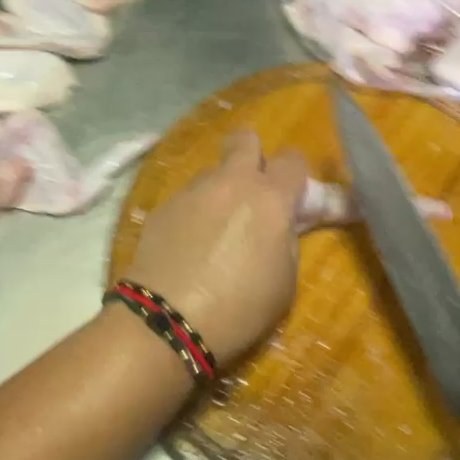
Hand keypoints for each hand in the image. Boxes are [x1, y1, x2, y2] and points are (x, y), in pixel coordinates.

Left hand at [122, 130, 309, 361]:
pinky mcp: (163, 206)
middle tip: (253, 192)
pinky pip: (187, 198)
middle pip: (246, 138)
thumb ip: (287, 239)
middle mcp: (231, 182)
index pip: (293, 159)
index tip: (294, 198)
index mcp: (270, 198)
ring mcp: (193, 190)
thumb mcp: (285, 281)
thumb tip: (283, 222)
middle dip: (253, 156)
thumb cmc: (240, 307)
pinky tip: (187, 246)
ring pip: (213, 172)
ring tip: (215, 231)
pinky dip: (193, 214)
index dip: (296, 175)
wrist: (167, 321)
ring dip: (221, 190)